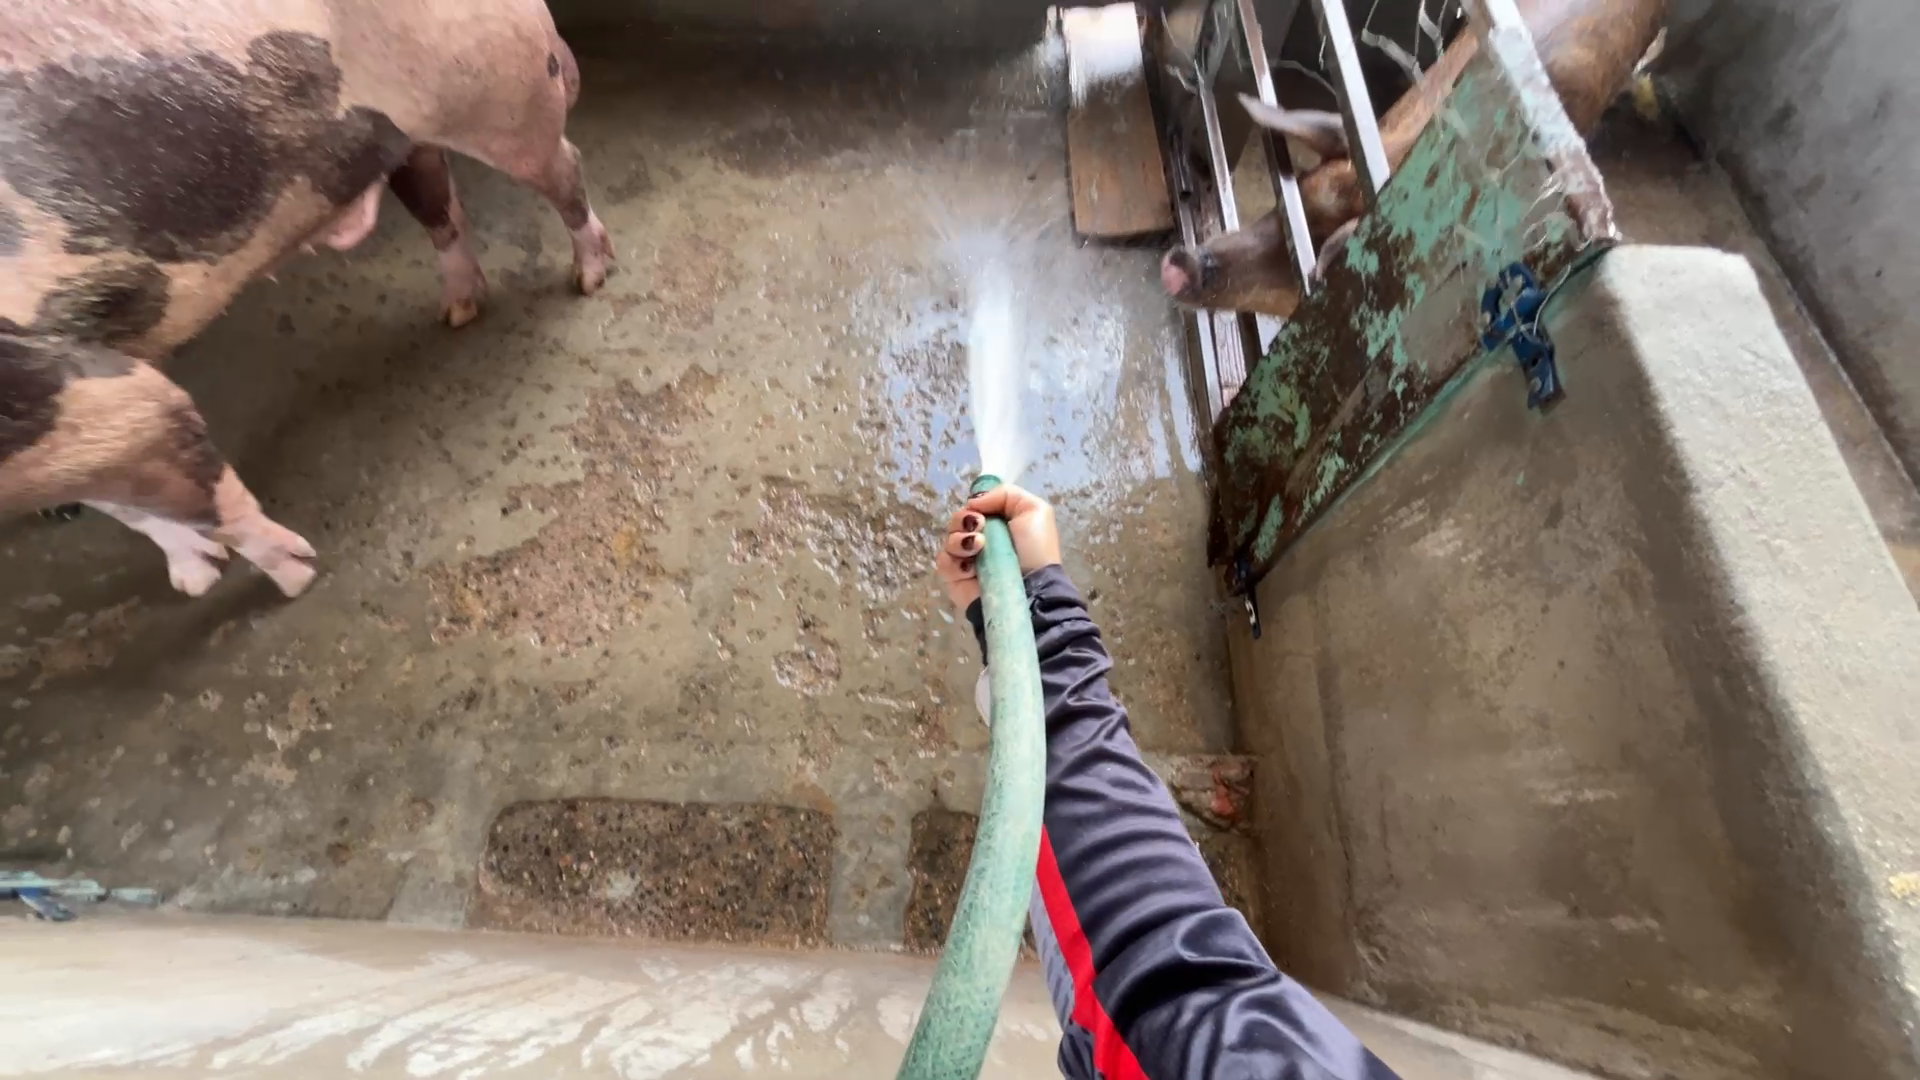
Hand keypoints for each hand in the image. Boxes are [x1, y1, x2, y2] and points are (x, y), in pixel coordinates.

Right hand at [937, 483, 1062, 613]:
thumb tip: (973, 501)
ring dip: (960, 540)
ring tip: (979, 548)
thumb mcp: (1033, 510)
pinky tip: (971, 568)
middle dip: (964, 520)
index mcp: (997, 524)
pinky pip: (943, 563)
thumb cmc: (1036, 550)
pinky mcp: (956, 580)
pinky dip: (955, 562)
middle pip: (956, 521)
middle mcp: (980, 540)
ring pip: (948, 540)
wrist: (1032, 589)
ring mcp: (966, 560)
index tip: (982, 512)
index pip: (973, 506)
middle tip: (980, 528)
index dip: (974, 506)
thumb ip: (1006, 494)